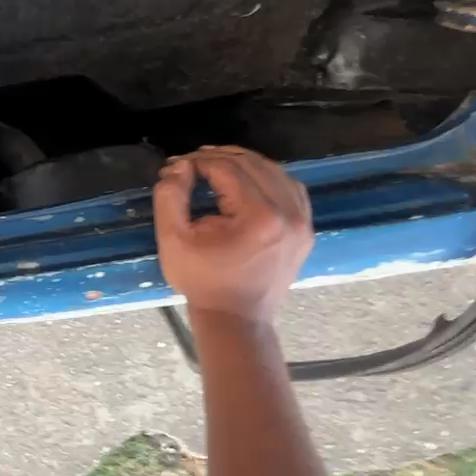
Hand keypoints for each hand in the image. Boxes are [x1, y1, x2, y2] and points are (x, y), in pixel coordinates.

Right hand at [152, 146, 313, 323]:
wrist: (236, 317)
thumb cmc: (201, 279)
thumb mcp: (171, 237)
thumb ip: (170, 196)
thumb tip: (179, 166)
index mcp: (259, 216)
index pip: (228, 169)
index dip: (198, 161)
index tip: (175, 167)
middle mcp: (289, 214)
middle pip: (254, 165)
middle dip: (218, 158)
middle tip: (190, 163)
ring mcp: (303, 222)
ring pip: (276, 172)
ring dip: (244, 163)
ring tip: (214, 166)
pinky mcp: (305, 230)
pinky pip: (291, 189)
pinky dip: (267, 177)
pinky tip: (246, 181)